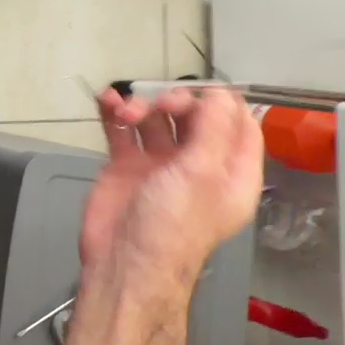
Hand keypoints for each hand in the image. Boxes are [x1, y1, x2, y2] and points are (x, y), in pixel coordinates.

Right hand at [81, 86, 264, 290]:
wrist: (124, 257)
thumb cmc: (173, 222)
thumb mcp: (201, 175)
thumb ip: (212, 131)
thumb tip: (221, 95)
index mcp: (230, 171)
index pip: (238, 127)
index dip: (222, 104)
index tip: (199, 87)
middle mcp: (198, 164)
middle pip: (193, 118)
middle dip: (174, 103)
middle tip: (156, 103)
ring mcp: (159, 164)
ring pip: (155, 121)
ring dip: (141, 107)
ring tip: (124, 110)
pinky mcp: (125, 164)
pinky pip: (122, 131)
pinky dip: (113, 114)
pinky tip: (106, 101)